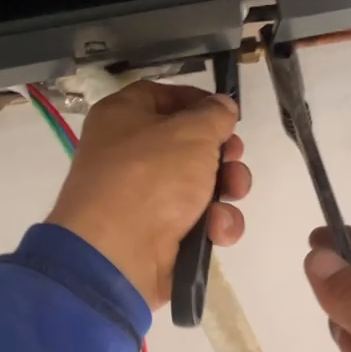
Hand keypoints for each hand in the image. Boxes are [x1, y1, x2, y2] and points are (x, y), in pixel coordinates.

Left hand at [46, 81, 250, 308]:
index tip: (228, 113)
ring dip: (224, 189)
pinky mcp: (156, 233)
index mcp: (122, 116)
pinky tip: (215, 230)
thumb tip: (221, 106)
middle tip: (235, 158)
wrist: (116, 256)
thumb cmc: (149, 176)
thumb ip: (214, 115)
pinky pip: (194, 220)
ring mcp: (141, 197)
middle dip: (221, 153)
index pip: (163, 95)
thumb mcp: (191, 132)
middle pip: (187, 143)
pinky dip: (211, 224)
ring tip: (232, 195)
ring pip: (197, 184)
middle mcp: (127, 153)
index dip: (198, 100)